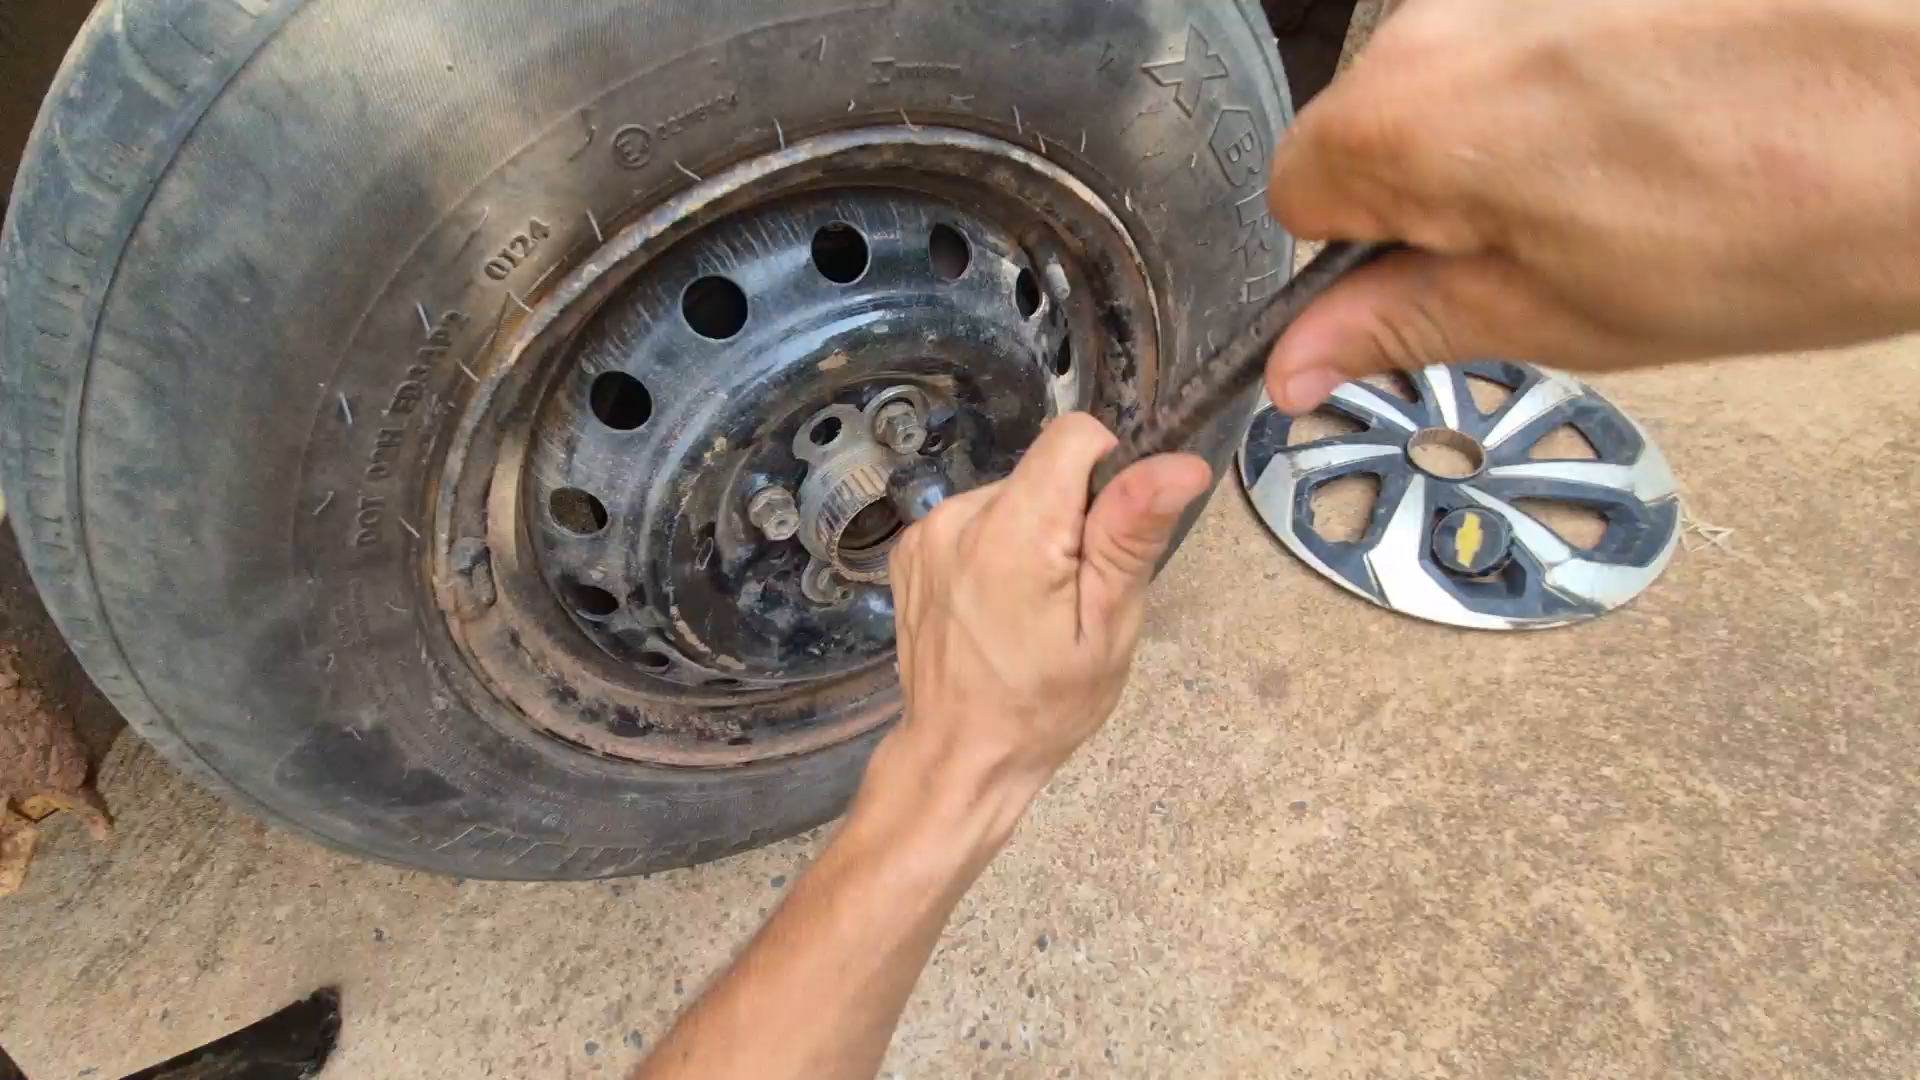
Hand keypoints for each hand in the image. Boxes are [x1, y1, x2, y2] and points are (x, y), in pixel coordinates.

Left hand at [858, 415, 1210, 845]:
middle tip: (1069, 591)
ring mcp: (924, 531)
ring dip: (1029, 533)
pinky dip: (992, 546)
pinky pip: (971, 519)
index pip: (1073, 436)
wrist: (958, 752)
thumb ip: (1131, 536)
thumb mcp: (1107, 629)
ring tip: (1029, 603)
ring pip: (1008, 494)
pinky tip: (993, 600)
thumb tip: (1178, 463)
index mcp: (1013, 531)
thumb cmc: (1043, 705)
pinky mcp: (908, 548)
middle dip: (1068, 515)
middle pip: (1041, 471)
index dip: (1107, 473)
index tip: (1105, 535)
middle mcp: (957, 515)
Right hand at [1264, 0, 1919, 412]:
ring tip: (1627, 165)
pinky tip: (1672, 96)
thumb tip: (1284, 374)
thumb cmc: (1780, 224)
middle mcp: (1444, 11)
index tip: (1429, 268)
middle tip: (1540, 233)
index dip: (1347, 244)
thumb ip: (1388, 328)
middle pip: (1367, 123)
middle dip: (1421, 189)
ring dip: (1499, 132)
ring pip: (1450, 73)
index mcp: (1405, 119)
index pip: (1292, 190)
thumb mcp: (1545, 314)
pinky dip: (1573, 70)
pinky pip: (1531, 24)